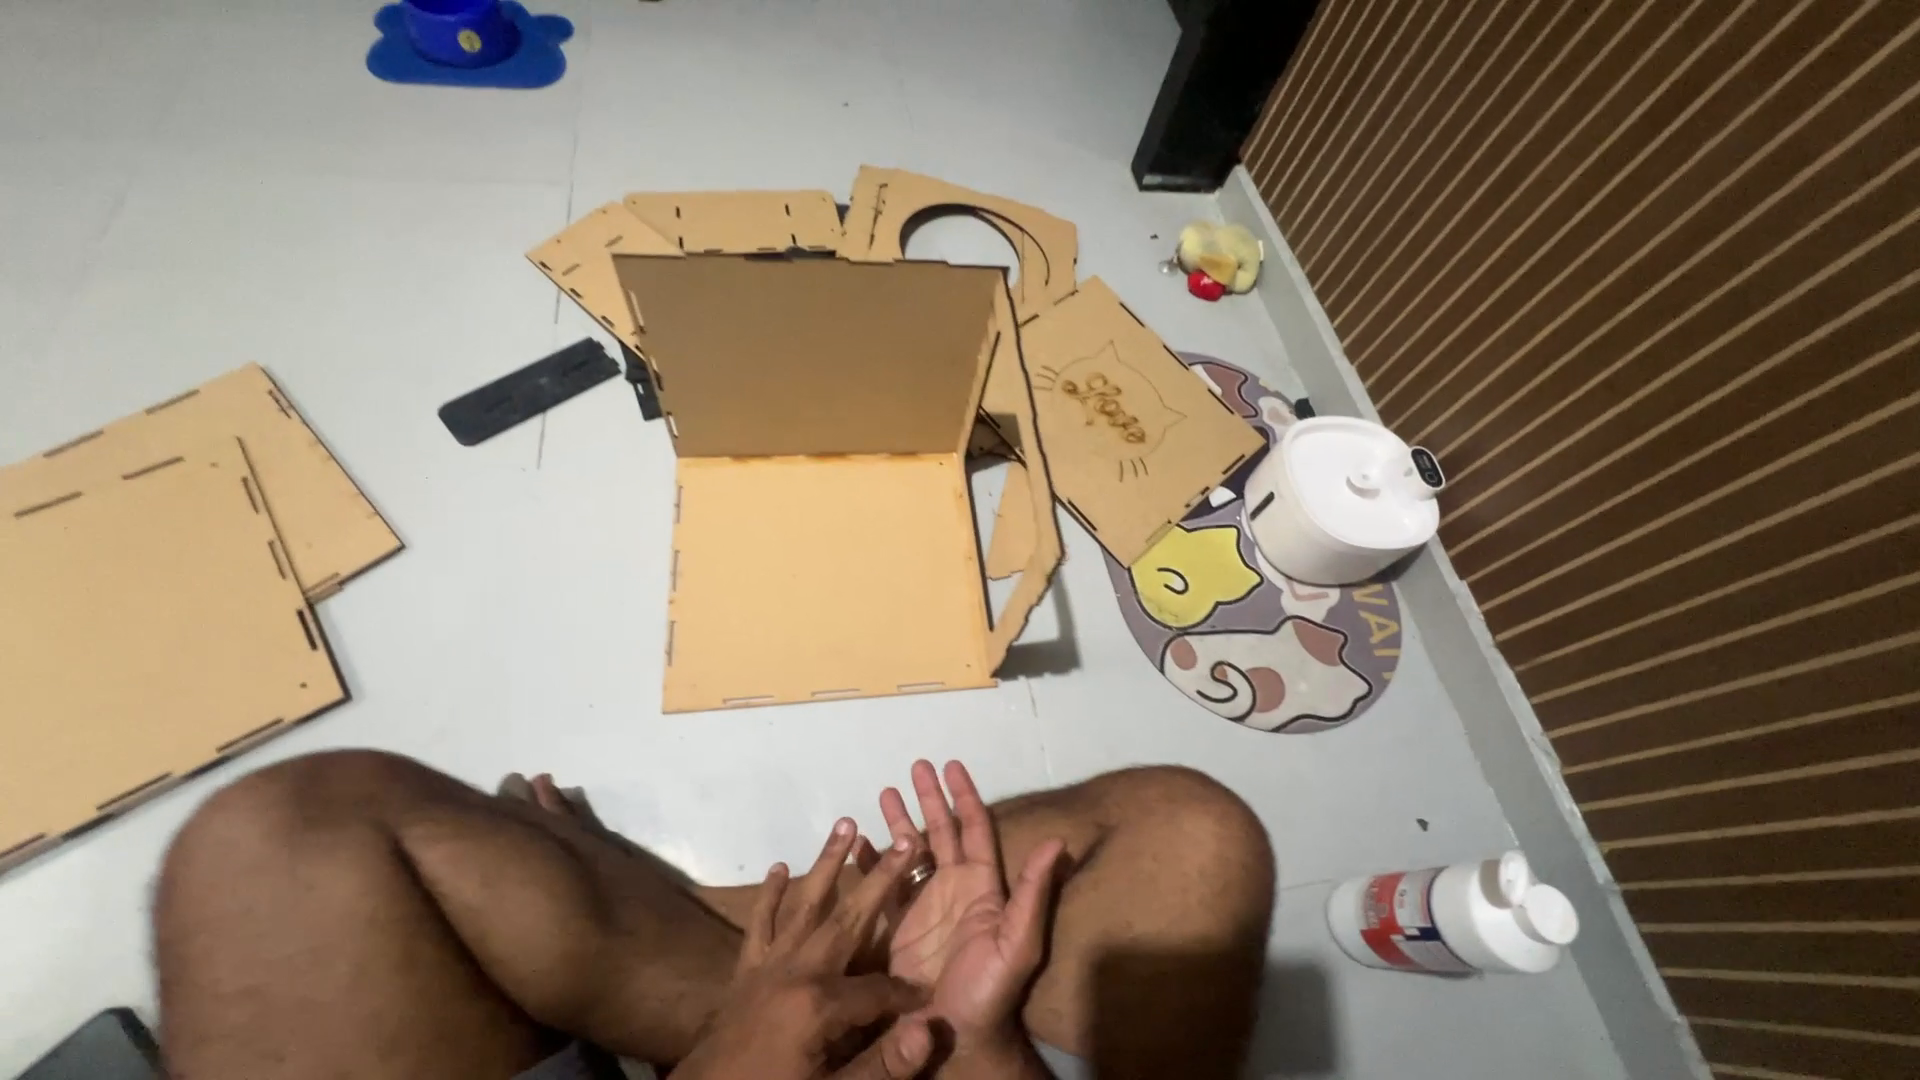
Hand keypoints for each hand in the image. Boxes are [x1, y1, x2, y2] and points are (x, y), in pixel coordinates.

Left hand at [676, 820, 932, 1079]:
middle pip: (849, 918)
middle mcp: (796, 972)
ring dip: (828, 864)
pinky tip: (778, 868)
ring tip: (845, 824)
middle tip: (906, 840)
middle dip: (881, 879)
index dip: (907, 994)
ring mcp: (767, 967)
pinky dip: (770, 896)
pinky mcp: (744, 973)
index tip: (930, 994)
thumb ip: (881, 1064)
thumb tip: (926, 1030)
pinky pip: (759, 926)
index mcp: (820, 1005)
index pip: (880, 990)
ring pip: (805, 905)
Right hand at [879, 761, 1065, 1045]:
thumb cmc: (989, 992)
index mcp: (981, 885)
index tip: (952, 766)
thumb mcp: (1018, 943)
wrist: (954, 1038)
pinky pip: (884, 884)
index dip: (963, 796)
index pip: (973, 828)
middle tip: (916, 764)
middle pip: (941, 830)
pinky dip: (873, 860)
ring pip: (911, 851)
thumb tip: (1057, 840)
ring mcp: (925, 906)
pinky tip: (859, 843)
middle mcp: (953, 887)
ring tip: (884, 793)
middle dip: (929, 797)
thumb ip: (1032, 892)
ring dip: (899, 820)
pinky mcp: (899, 926)